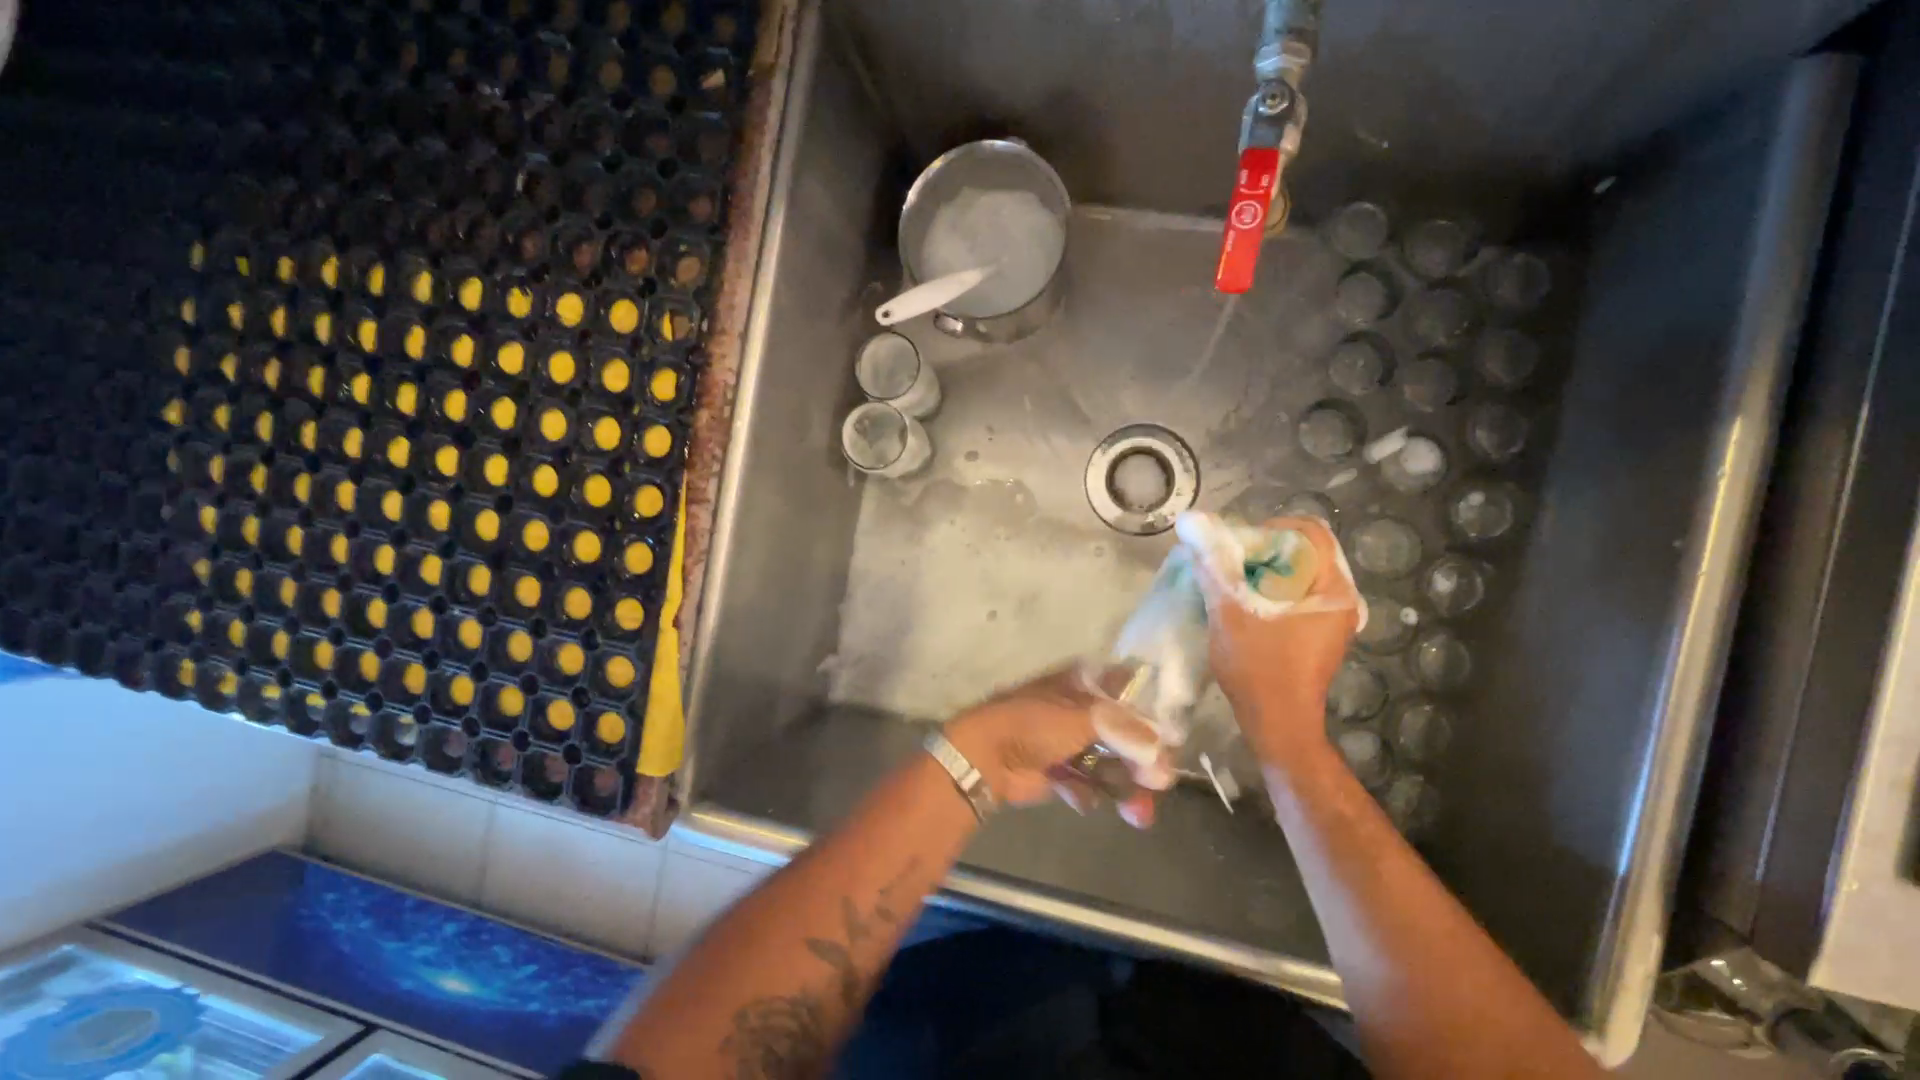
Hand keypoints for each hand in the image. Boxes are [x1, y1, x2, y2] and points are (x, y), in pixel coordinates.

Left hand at [944, 667, 1173, 827]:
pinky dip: (1088, 793)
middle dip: (1143, 761)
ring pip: (1108, 762)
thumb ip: (1129, 732)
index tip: (1172, 740)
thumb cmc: (1035, 725)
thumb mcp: (1087, 718)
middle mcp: (1079, 708)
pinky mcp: (1056, 771)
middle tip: (1160, 784)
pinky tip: (1085, 801)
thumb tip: (1164, 751)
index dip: (1153, 716)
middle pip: (1124, 733)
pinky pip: (1085, 782)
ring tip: (1138, 814)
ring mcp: (1067, 741)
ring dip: (1123, 787)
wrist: (984, 756)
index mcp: (1085, 683)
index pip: (1131, 693)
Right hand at [1198, 517, 1360, 763]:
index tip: (1238, 546)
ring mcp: (1336, 618)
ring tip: (1236, 583)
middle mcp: (1343, 598)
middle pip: (1306, 551)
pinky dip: (1275, 591)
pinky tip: (1248, 605)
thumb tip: (1194, 527)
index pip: (1309, 532)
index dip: (1270, 529)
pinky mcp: (1324, 633)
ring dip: (1268, 572)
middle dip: (1266, 551)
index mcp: (1332, 588)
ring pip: (1302, 574)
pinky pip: (1301, 595)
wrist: (1279, 725)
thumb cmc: (1259, 669)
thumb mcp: (1230, 614)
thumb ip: (1214, 569)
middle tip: (1232, 563)